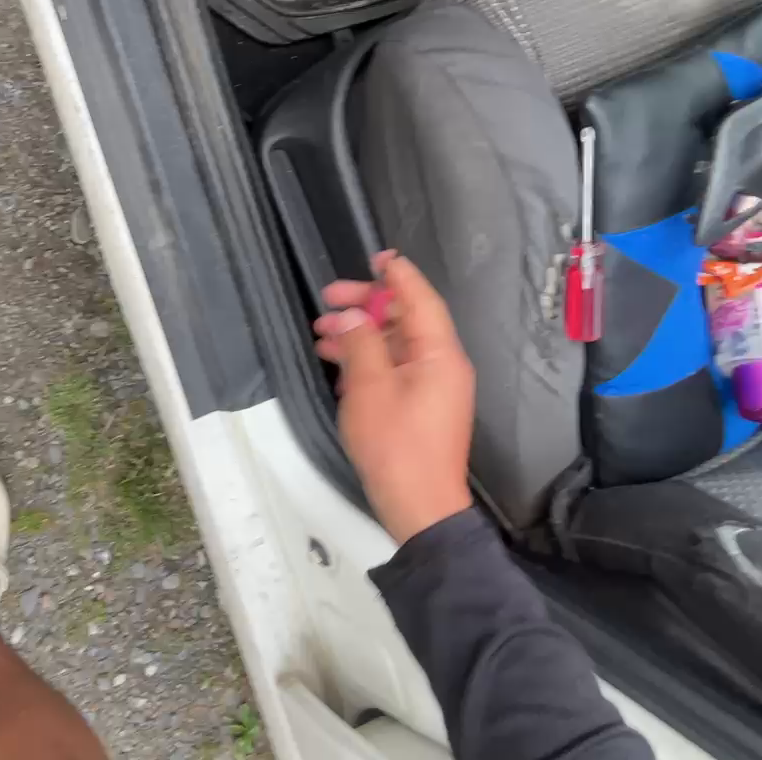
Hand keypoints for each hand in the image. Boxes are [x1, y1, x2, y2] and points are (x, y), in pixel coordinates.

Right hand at [314, 251, 475, 542]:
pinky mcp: (419, 404)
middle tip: (328, 297)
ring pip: (394, 343)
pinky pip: (393, 367)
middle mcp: (441, 364)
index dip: (398, 275)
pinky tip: (336, 362)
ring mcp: (432, 386)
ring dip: (359, 333)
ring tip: (320, 333)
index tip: (377, 255)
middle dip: (365, 306)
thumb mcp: (369, 386)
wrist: (418, 504)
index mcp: (439, 354)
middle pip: (404, 319)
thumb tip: (350, 314)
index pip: (421, 300)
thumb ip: (359, 342)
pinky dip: (365, 358)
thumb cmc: (395, 442)